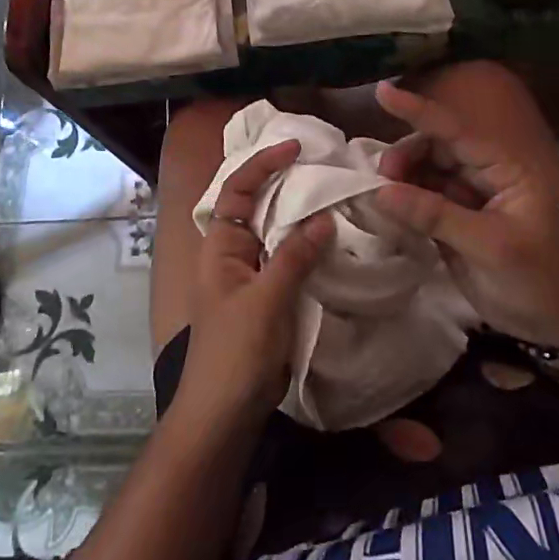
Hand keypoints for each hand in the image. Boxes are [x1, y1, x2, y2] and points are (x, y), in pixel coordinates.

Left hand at [180, 140, 333, 420]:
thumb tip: (324, 219)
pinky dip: (309, 247)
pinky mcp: (269, 297)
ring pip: (277, 234)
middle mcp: (234, 254)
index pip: (237, 189)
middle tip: (327, 169)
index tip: (297, 148)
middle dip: (288, 185)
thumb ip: (293, 257)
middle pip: (258, 206)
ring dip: (302, 216)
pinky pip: (289, 260)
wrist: (225, 411)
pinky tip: (335, 242)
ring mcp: (252, 276)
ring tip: (338, 198)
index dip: (262, 164)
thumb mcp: (266, 300)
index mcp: (220, 247)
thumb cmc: (236, 353)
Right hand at [373, 81, 558, 345]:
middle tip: (380, 180)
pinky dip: (403, 208)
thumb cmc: (539, 278)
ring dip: (400, 182)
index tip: (383, 92)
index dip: (420, 112)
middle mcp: (484, 179)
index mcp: (505, 170)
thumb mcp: (491, 246)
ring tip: (377, 197)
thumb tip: (381, 192)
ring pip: (426, 179)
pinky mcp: (455, 230)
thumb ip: (436, 216)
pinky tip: (385, 213)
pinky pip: (423, 208)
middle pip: (436, 152)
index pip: (457, 132)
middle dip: (406, 157)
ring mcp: (468, 204)